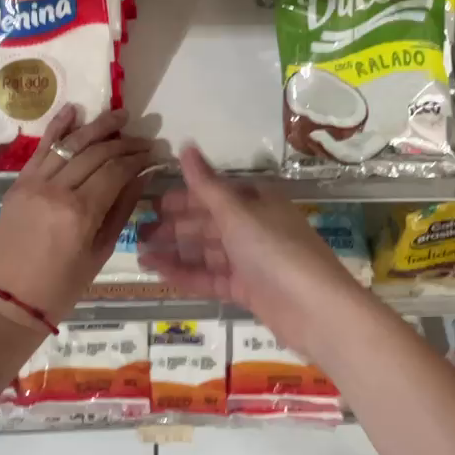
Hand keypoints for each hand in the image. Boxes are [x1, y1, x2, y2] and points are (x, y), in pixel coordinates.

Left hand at [0, 105, 156, 327]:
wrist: (7, 303)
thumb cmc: (60, 288)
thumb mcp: (99, 254)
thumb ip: (120, 211)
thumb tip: (140, 179)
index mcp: (81, 214)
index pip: (116, 171)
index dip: (138, 159)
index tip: (154, 154)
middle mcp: (57, 191)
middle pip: (97, 154)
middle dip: (124, 143)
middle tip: (143, 140)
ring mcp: (34, 184)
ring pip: (71, 145)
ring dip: (97, 127)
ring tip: (119, 116)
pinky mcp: (18, 184)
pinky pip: (40, 149)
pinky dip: (57, 127)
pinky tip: (74, 110)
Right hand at [139, 145, 363, 356]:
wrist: (315, 308)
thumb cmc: (275, 250)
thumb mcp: (237, 213)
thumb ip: (206, 185)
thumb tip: (186, 145)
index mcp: (258, 201)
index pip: (216, 193)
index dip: (186, 197)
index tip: (154, 203)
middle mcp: (255, 227)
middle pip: (210, 222)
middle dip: (176, 226)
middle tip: (139, 232)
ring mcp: (252, 260)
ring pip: (207, 251)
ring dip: (176, 250)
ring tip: (140, 254)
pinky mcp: (247, 290)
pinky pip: (211, 277)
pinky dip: (185, 273)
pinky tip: (158, 272)